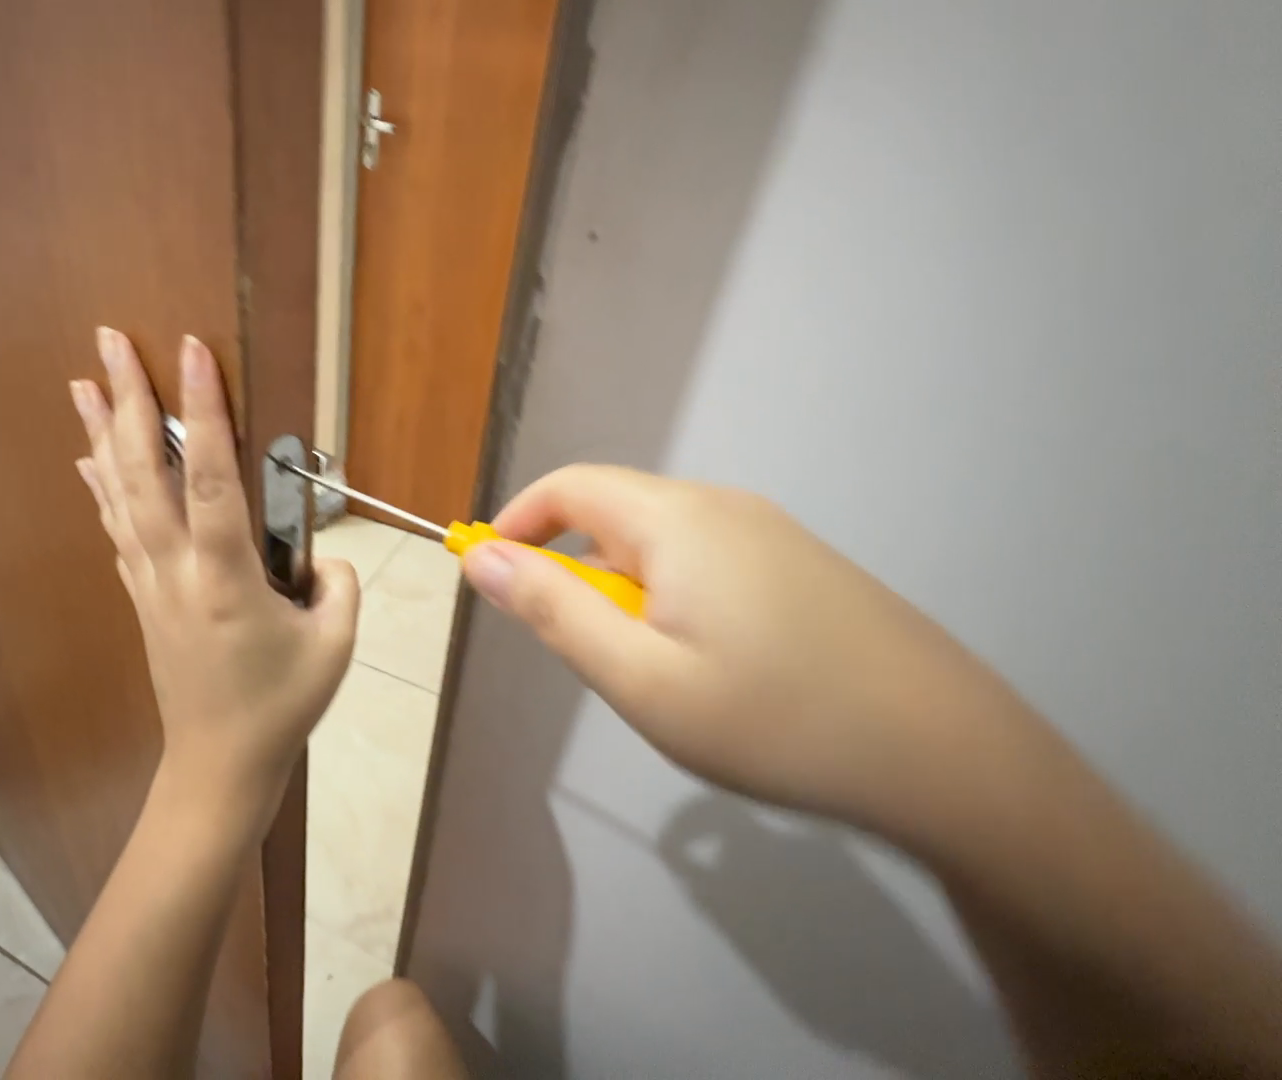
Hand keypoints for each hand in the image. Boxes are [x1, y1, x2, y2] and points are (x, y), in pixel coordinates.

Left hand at [69, 328, 358, 817]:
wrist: (219, 762)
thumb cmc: (281, 705)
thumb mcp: (335, 644)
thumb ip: (335, 582)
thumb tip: (317, 555)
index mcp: (225, 580)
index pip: (212, 481)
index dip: (205, 413)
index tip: (192, 353)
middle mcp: (175, 571)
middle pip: (144, 475)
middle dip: (128, 402)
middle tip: (108, 342)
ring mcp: (150, 584)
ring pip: (120, 497)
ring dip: (102, 436)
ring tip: (82, 384)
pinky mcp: (142, 597)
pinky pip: (117, 530)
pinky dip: (102, 489)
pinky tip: (89, 461)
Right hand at [462, 465, 1043, 834]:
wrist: (952, 759)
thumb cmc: (773, 719)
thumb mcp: (639, 678)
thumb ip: (553, 611)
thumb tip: (481, 557)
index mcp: (677, 520)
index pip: (569, 486)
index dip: (518, 523)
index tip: (493, 577)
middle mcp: (725, 507)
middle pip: (615, 514)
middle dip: (577, 571)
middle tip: (592, 655)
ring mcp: (773, 534)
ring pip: (663, 545)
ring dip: (628, 593)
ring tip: (658, 673)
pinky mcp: (804, 567)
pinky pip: (708, 563)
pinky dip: (675, 600)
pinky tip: (717, 668)